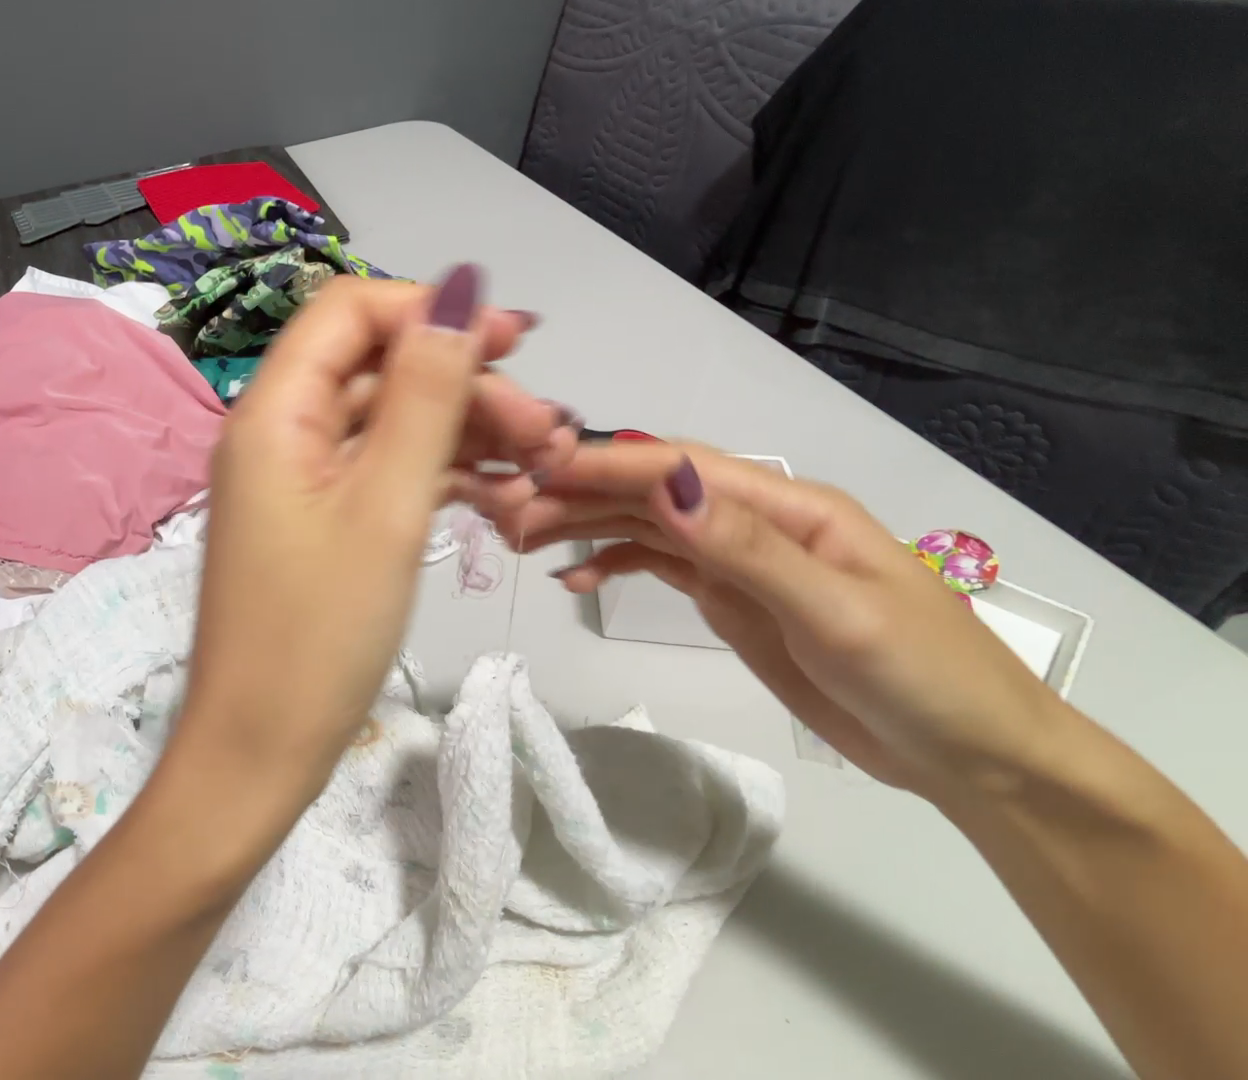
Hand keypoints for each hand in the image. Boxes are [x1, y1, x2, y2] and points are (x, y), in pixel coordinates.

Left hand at [178, 267, 574, 803]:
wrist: (261, 750)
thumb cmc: (319, 634)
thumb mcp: (387, 504)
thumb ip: (425, 392)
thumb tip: (457, 287)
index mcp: (275, 412)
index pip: (351, 312)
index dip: (431, 312)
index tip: (515, 344)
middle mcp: (277, 433)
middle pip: (378, 369)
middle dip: (464, 385)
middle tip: (548, 435)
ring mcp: (295, 482)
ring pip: (388, 425)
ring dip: (462, 435)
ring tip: (538, 472)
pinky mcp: (315, 525)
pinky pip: (381, 475)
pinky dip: (437, 478)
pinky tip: (497, 500)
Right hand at [471, 442, 1065, 793]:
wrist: (965, 753)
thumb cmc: (922, 677)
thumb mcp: (837, 614)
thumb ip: (749, 551)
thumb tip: (669, 489)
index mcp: (789, 507)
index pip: (681, 468)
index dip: (608, 464)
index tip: (536, 471)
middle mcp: (754, 520)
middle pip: (652, 493)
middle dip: (579, 495)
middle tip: (509, 515)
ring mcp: (738, 560)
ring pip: (646, 526)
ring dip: (585, 526)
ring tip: (522, 541)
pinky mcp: (729, 598)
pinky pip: (658, 566)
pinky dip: (612, 564)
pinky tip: (573, 578)